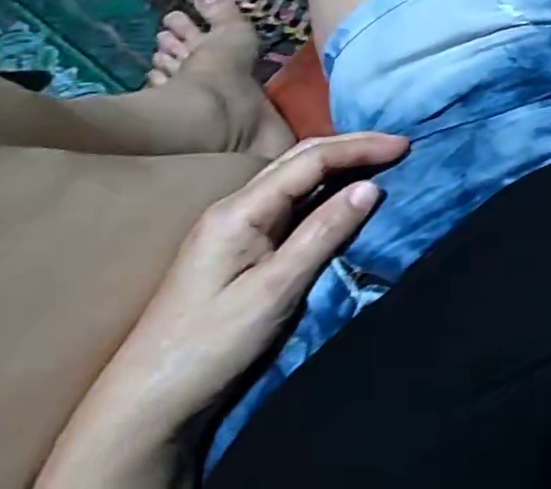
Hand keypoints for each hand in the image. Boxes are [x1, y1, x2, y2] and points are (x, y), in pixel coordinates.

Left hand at [37, 132, 408, 488]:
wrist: (145, 406)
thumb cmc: (209, 345)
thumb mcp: (274, 290)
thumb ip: (323, 233)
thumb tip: (371, 186)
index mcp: (240, 210)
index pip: (311, 160)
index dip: (360, 147)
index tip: (404, 145)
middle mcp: (236, 206)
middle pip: (302, 159)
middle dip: (352, 146)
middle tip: (398, 147)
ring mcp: (235, 226)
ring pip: (296, 178)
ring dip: (339, 164)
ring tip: (380, 162)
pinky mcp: (240, 247)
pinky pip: (291, 203)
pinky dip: (325, 190)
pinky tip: (344, 194)